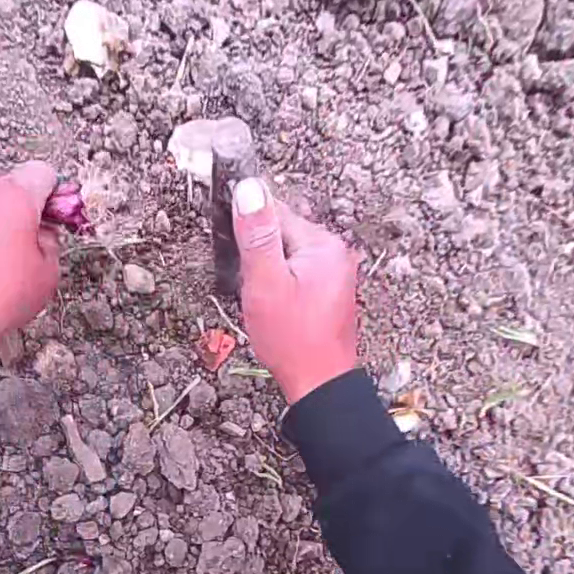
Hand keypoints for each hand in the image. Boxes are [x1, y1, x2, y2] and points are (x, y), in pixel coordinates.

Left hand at [0, 162, 61, 378]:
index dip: (55, 195)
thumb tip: (45, 233)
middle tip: (33, 240)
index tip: (56, 217)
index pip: (43, 173)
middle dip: (26, 206)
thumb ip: (52, 241)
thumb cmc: (0, 296)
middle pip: (12, 183)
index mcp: (15, 196)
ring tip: (4, 256)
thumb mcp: (48, 273)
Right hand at [232, 178, 358, 403]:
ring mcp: (334, 274)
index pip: (275, 215)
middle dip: (260, 259)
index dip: (249, 233)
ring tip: (267, 305)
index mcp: (323, 245)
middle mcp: (335, 254)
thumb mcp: (266, 284)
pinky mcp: (329, 292)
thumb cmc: (294, 341)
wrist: (319, 384)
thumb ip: (257, 237)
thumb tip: (248, 189)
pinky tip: (276, 309)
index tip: (238, 255)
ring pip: (287, 258)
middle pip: (282, 236)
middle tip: (256, 290)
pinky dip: (280, 286)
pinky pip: (296, 275)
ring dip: (268, 275)